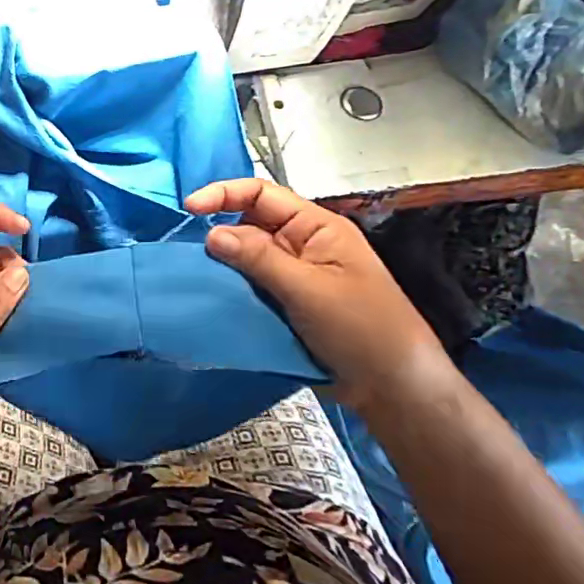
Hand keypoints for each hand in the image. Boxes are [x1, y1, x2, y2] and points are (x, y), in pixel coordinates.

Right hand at [184, 178, 452, 411]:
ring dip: (221, 265)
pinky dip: (228, 289)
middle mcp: (301, 244)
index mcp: (316, 228)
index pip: (262, 194)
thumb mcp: (309, 290)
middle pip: (248, 223)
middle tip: (190, 256)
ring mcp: (292, 275)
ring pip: (244, 257)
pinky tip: (211, 298)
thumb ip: (259, 259)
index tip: (189, 210)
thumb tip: (211, 233)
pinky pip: (247, 285)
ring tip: (194, 277)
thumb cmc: (363, 329)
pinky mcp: (283, 302)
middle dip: (218, 233)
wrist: (394, 389)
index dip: (223, 194)